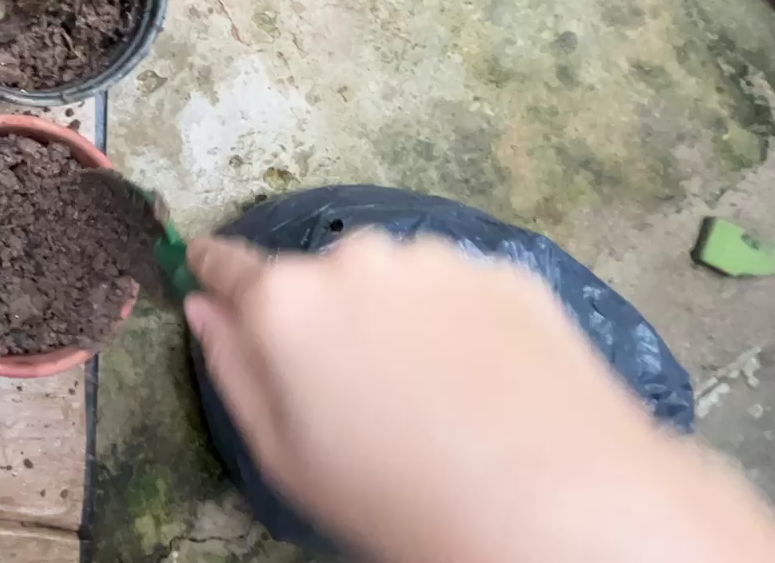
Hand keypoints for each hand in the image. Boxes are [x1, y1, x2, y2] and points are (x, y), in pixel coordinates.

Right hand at [187, 231, 774, 562]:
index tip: (208, 269)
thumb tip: (203, 307)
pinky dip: (454, 317)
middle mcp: (346, 258)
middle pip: (313, 275)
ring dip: (389, 310)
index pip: (224, 261)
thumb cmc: (395, 494)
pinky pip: (451, 285)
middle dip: (321, 310)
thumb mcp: (281, 451)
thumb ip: (228, 365)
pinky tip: (485, 376)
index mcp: (283, 299)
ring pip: (384, 276)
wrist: (571, 516)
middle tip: (358, 380)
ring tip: (433, 383)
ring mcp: (427, 258)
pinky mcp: (498, 270)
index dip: (212, 267)